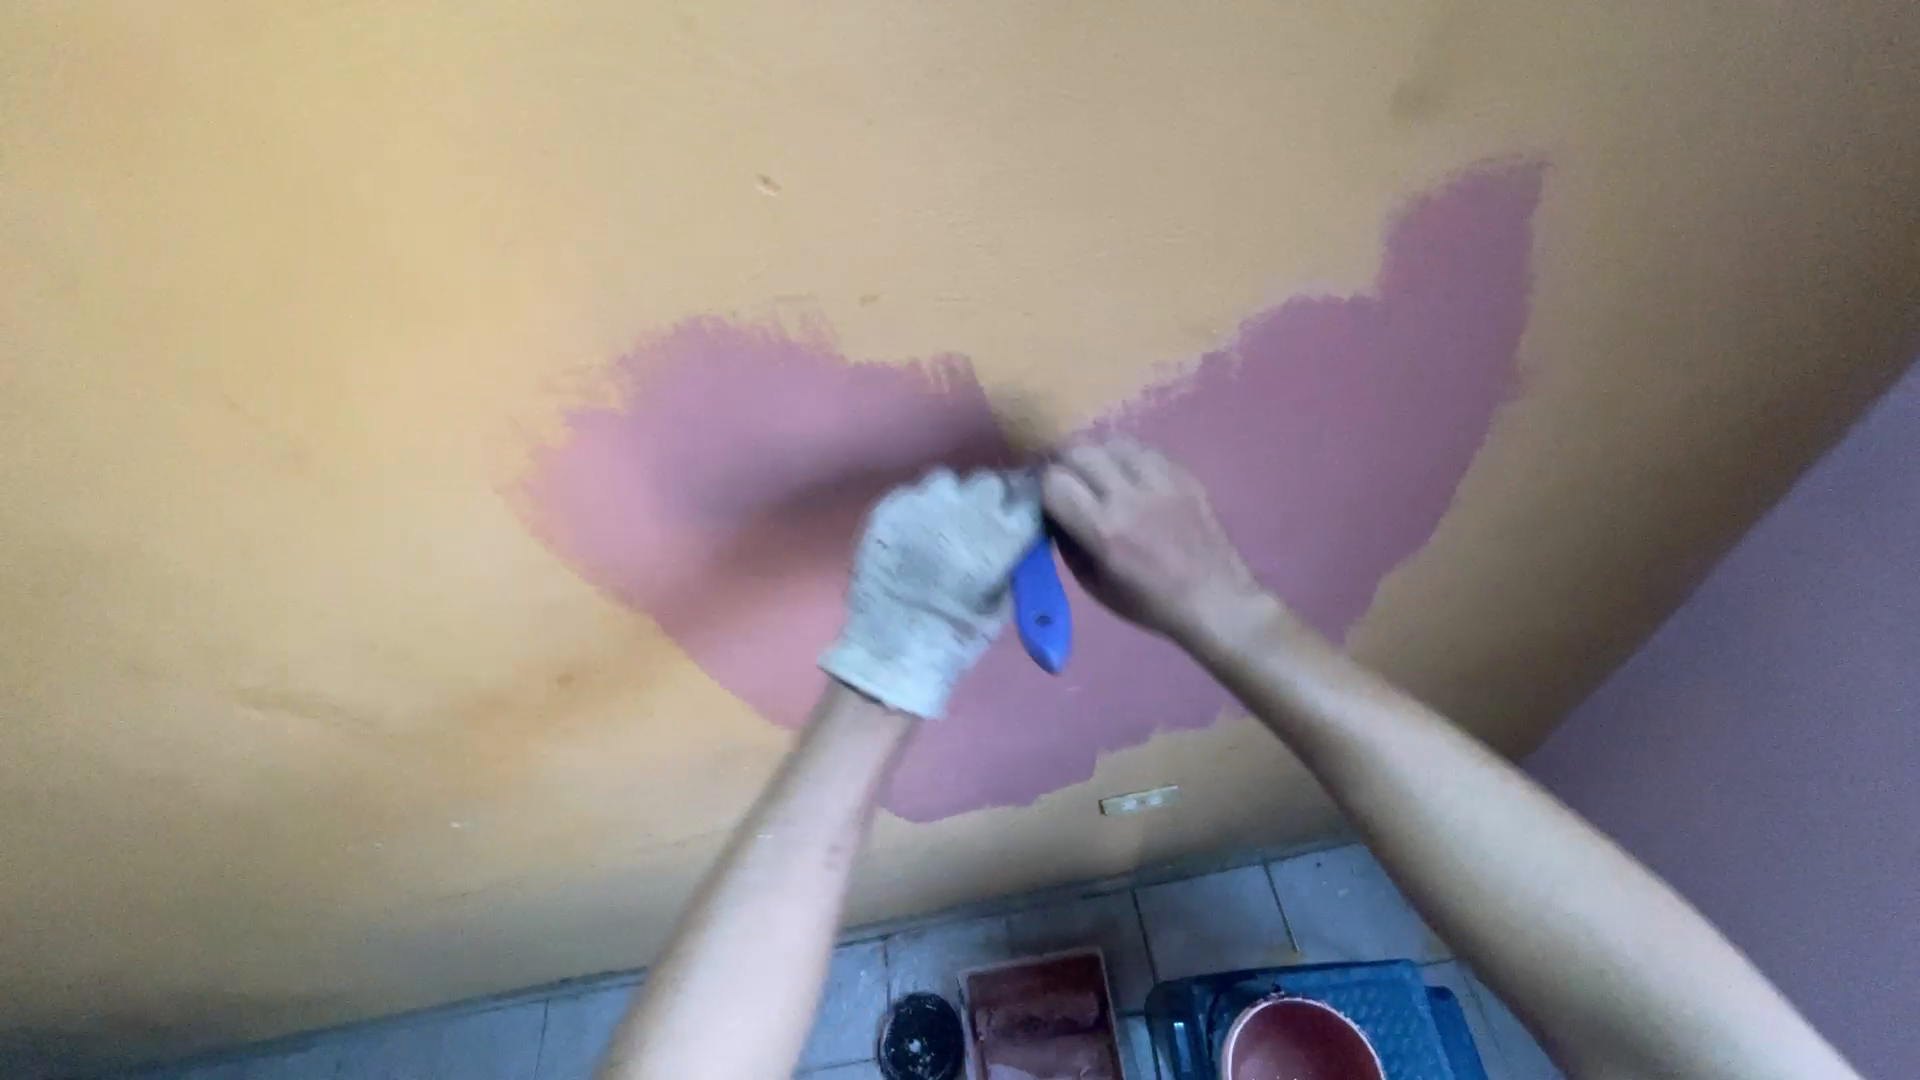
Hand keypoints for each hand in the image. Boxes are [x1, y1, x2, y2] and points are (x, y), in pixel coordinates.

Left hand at [820, 468, 1041, 717]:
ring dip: (953, 498)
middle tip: (981, 523)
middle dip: (990, 499)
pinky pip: (913, 491)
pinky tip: (916, 532)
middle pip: (989, 482)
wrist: (893, 652)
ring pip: (949, 480)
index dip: (1027, 500)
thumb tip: (1025, 525)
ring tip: (945, 526)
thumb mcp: (1005, 600)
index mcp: (999, 537)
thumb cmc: (957, 636)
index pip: (1029, 493)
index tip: (1022, 510)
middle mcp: (962, 512)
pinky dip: (921, 507)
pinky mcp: (888, 509)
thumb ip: (1018, 556)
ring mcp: (921, 506)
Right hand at [1042, 439, 1270, 645]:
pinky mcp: (1183, 475)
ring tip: (1095, 473)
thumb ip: (1067, 543)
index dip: (1041, 486)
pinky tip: (1128, 475)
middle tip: (1063, 478)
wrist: (1216, 601)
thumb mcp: (1093, 585)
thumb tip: (1051, 512)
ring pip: (1111, 441)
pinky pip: (1144, 449)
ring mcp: (1160, 481)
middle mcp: (1129, 497)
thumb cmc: (1148, 603)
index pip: (1054, 481)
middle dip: (1062, 462)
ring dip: (1095, 454)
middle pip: (1078, 450)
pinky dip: (1126, 457)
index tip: (1043, 497)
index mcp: (1104, 531)